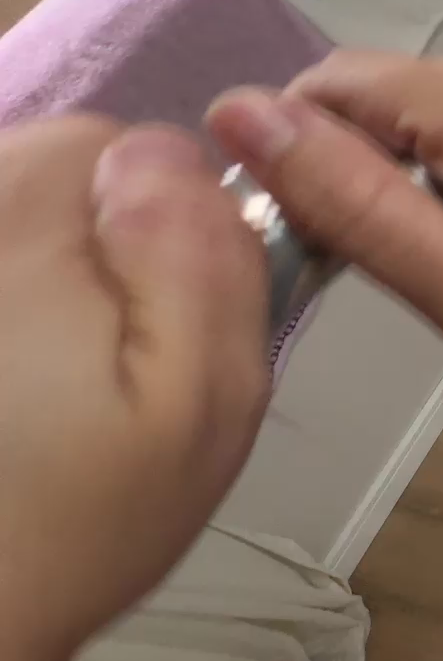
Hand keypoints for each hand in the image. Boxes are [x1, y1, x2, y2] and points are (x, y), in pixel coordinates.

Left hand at [0, 118, 266, 660]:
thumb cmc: (85, 516)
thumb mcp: (204, 398)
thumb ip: (205, 268)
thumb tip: (179, 161)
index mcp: (11, 247)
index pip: (108, 145)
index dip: (171, 212)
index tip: (187, 300)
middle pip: (37, 169)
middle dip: (103, 241)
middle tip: (124, 352)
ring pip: (1, 219)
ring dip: (46, 274)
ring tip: (56, 373)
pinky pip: (0, 269)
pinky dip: (17, 308)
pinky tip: (20, 379)